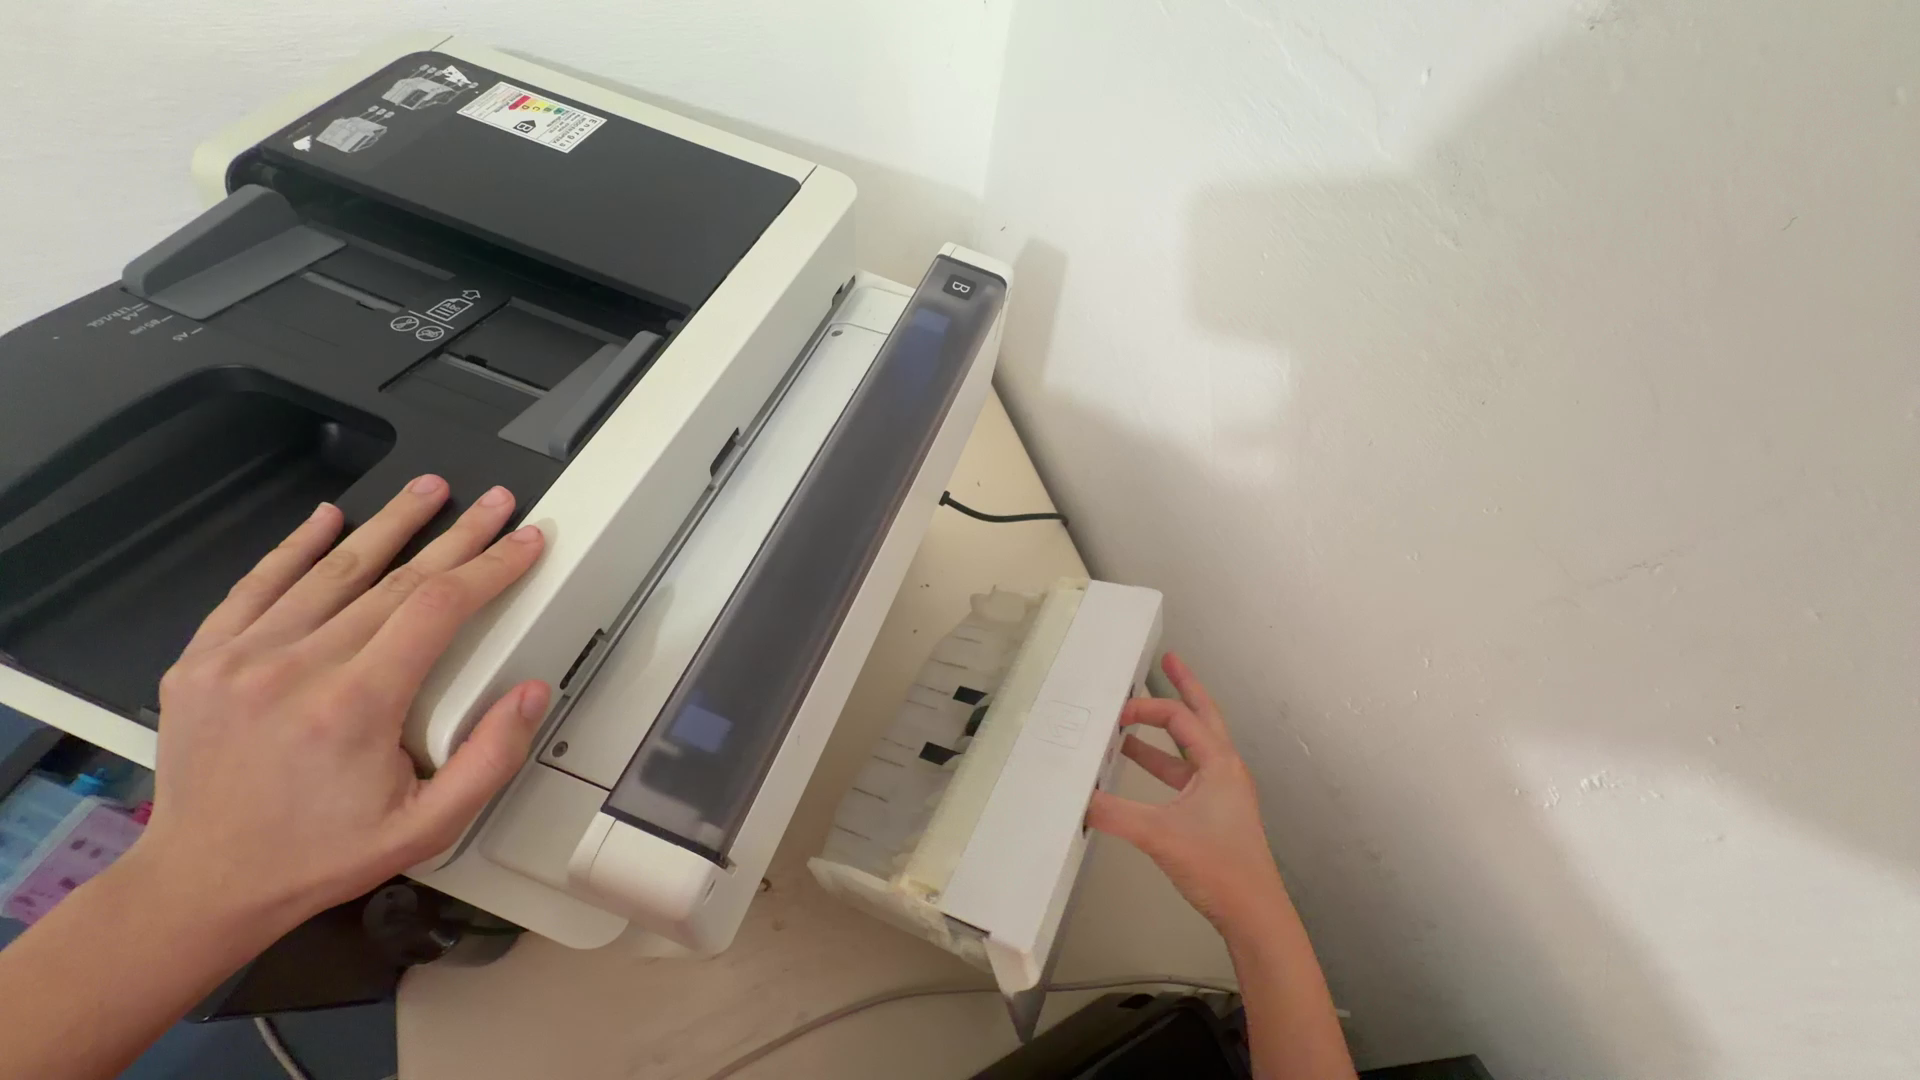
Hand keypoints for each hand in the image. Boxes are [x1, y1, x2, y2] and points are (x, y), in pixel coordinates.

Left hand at [132, 475, 549, 939]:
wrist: (200, 884)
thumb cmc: (322, 854)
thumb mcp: (431, 826)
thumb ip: (492, 758)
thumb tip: (529, 691)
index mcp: (355, 706)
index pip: (439, 608)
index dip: (491, 566)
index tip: (525, 542)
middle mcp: (295, 669)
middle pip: (396, 578)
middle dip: (459, 536)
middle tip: (497, 505)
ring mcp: (241, 659)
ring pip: (332, 569)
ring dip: (390, 523)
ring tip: (430, 489)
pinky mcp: (204, 660)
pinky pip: (256, 585)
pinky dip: (296, 547)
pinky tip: (328, 517)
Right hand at [1087, 653, 1289, 933]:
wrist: (1254, 914)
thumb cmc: (1216, 866)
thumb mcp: (1159, 835)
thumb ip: (1114, 813)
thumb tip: (1075, 798)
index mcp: (1219, 763)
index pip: (1180, 718)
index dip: (1147, 709)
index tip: (1115, 711)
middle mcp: (1224, 769)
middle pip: (1202, 717)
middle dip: (1185, 687)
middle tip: (1169, 660)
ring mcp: (1221, 791)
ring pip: (1191, 747)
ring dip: (1164, 730)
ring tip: (1133, 717)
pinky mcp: (1214, 812)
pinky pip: (1184, 772)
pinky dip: (1161, 762)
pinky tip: (1136, 765)